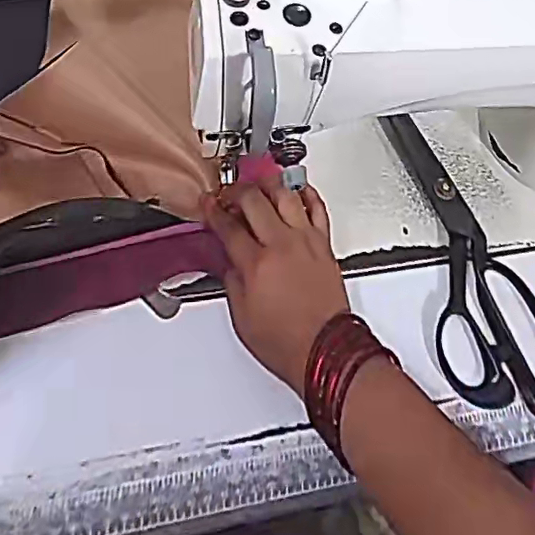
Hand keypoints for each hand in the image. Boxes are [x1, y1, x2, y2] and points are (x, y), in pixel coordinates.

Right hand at [203, 173, 348, 388]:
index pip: (227, 226)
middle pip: (253, 200)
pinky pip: (317, 207)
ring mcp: (305, 241)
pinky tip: (298, 190)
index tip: (208, 203)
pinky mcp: (324, 243)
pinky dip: (306, 194)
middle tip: (229, 193)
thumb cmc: (288, 342)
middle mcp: (281, 245)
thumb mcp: (242, 317)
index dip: (213, 210)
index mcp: (256, 264)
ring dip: (268, 184)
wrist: (326, 351)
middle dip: (235, 191)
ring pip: (285, 194)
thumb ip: (232, 280)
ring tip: (259, 184)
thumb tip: (228, 259)